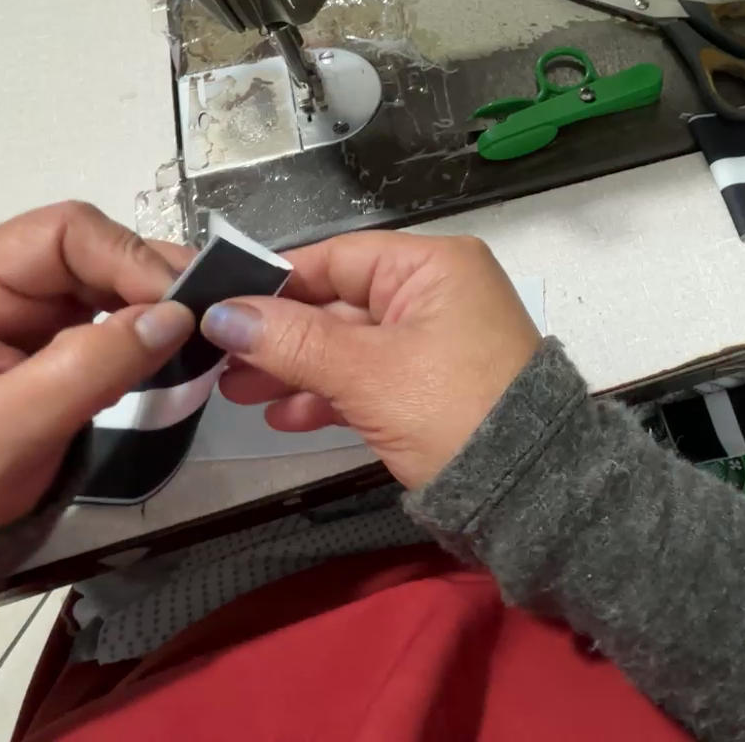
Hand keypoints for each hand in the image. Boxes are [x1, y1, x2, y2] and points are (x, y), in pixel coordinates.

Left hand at [0, 202, 196, 532]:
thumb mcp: (7, 430)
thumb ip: (91, 367)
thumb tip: (178, 317)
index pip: (64, 234)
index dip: (130, 258)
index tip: (180, 306)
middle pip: (97, 250)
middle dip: (154, 280)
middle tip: (208, 320)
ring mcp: (27, 310)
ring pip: (114, 279)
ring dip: (159, 303)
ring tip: (198, 336)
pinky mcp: (54, 338)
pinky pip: (116, 313)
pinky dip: (150, 328)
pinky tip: (170, 352)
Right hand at [202, 231, 539, 488]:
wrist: (527, 486)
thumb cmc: (451, 408)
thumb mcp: (368, 372)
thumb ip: (293, 341)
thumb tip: (222, 313)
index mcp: (433, 267)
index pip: (340, 257)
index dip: (278, 282)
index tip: (218, 304)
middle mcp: (436, 292)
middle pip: (341, 303)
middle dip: (280, 335)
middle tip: (217, 360)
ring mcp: (436, 339)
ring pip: (352, 344)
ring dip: (297, 368)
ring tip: (236, 392)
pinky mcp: (433, 381)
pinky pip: (372, 376)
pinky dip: (332, 393)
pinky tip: (285, 416)